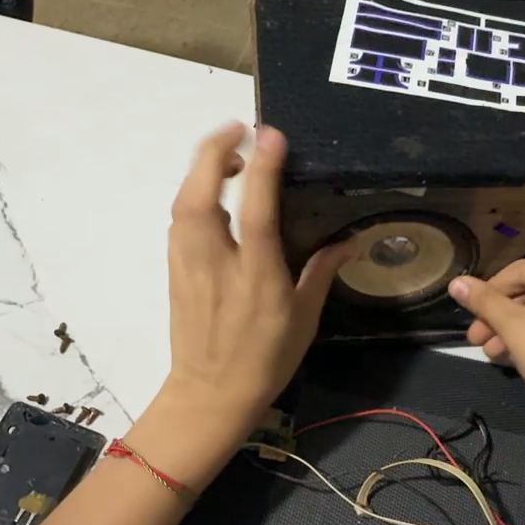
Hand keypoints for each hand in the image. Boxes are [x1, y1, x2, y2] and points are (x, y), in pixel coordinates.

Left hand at [157, 123, 351, 430]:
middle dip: (213, 152)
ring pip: (184, 203)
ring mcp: (189, 265)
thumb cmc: (265, 360)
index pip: (255, 211)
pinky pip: (180, 221)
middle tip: (238, 130)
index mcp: (256, 277)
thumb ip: (321, 272)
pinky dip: (193, 195)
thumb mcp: (304, 319)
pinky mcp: (175, 270)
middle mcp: (216, 264)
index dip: (261, 169)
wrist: (211, 394)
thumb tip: (349, 241)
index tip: (270, 135)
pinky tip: (212, 193)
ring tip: (227, 156)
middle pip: (200, 195)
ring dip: (201, 169)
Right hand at [448, 259, 524, 425]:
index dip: (489, 290)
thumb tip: (455, 282)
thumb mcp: (511, 326)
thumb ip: (483, 300)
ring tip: (490, 351)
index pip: (521, 271)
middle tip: (475, 337)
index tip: (469, 311)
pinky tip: (515, 353)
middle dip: (501, 317)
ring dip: (515, 329)